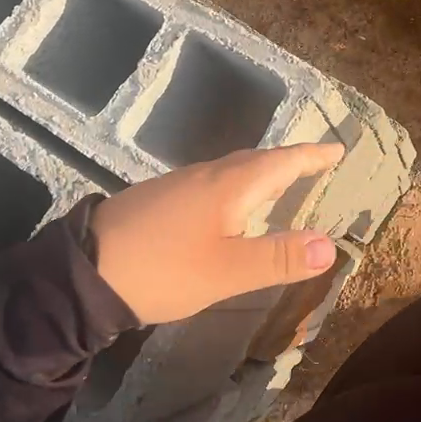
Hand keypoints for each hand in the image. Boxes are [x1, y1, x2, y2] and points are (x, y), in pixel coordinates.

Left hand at [90, 143, 343, 324]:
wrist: (83, 270)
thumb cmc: (163, 269)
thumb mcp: (227, 271)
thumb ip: (278, 258)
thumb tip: (331, 245)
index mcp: (231, 186)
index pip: (283, 162)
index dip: (312, 156)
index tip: (338, 149)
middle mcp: (209, 175)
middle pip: (259, 160)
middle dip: (291, 160)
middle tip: (317, 162)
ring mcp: (182, 185)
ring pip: (235, 170)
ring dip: (264, 172)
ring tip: (282, 182)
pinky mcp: (162, 199)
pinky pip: (216, 182)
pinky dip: (240, 185)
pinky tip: (232, 206)